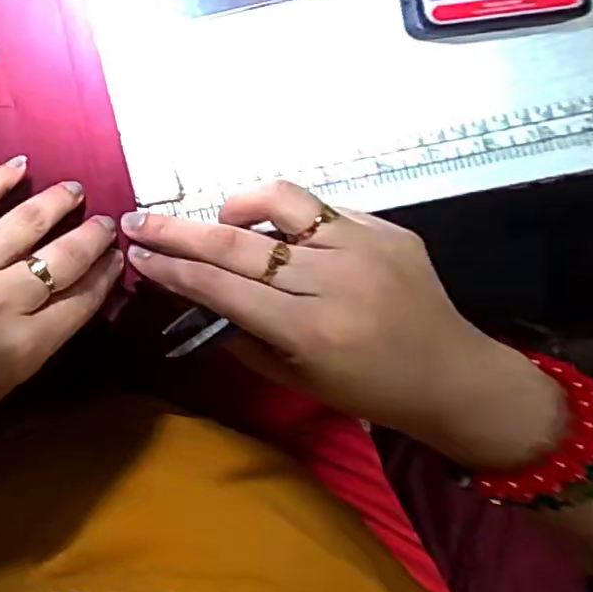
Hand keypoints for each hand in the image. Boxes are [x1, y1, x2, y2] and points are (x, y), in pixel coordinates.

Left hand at [0, 157, 121, 462]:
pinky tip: (21, 164)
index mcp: (22, 345)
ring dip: (58, 201)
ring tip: (75, 189)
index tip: (117, 256)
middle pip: (63, 257)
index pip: (81, 299)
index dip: (106, 274)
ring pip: (25, 222)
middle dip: (93, 236)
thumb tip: (86, 286)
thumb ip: (50, 333)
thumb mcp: (12, 376)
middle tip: (107, 221)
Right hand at [122, 181, 563, 469]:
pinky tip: (274, 230)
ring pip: (277, 201)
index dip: (172, 269)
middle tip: (139, 220)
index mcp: (310, 331)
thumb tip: (193, 294)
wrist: (455, 376)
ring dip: (233, 208)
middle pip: (236, 243)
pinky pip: (316, 206)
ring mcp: (363, 245)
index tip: (137, 255)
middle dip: (177, 231)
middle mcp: (334, 280)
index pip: (221, 288)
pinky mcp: (385, 226)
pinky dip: (282, 214)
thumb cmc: (368, 390)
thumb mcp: (295, 378)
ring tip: (218, 222)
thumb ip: (239, 335)